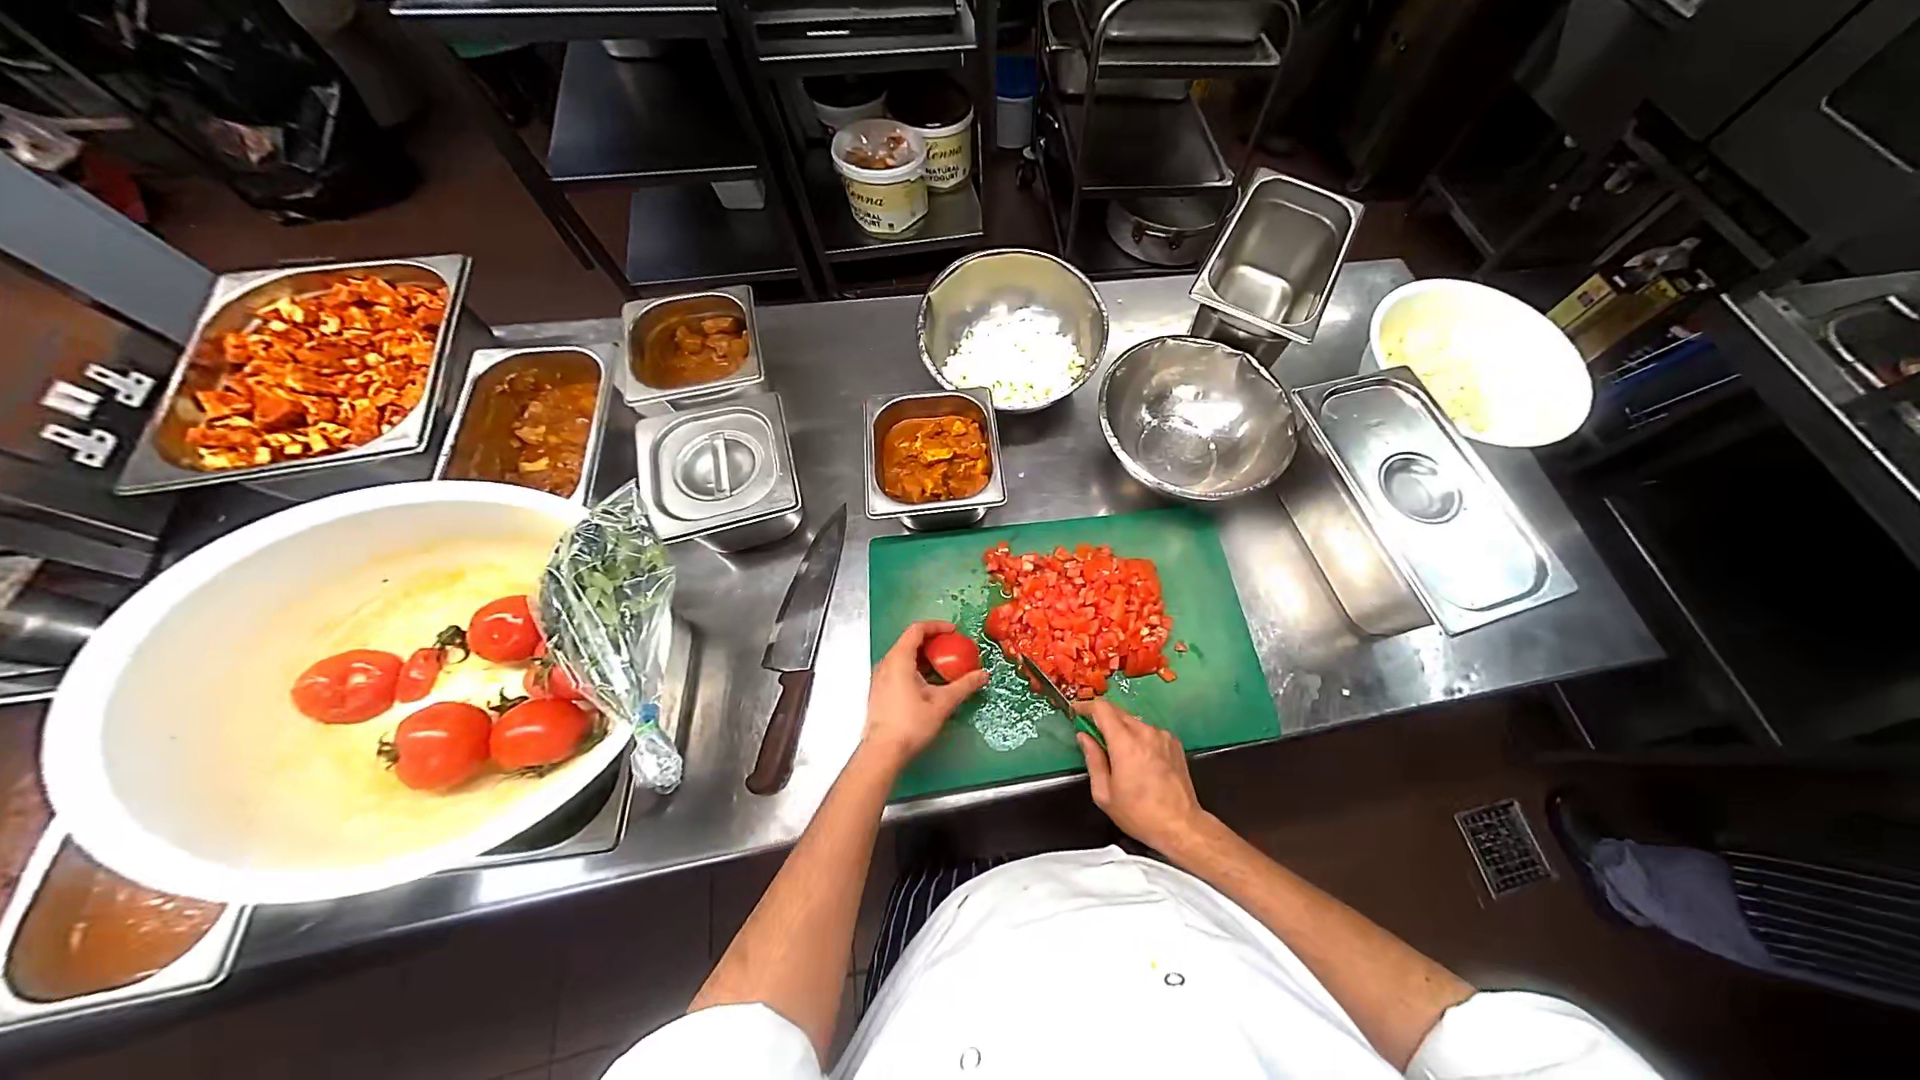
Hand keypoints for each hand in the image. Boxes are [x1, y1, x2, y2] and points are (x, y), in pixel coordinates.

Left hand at [861, 621, 988, 772]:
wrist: (883, 751)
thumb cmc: (910, 724)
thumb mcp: (942, 703)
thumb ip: (964, 685)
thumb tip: (983, 675)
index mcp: (898, 660)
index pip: (916, 630)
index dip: (937, 626)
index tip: (953, 631)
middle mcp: (885, 664)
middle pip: (909, 641)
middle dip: (933, 642)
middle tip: (952, 647)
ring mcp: (880, 677)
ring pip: (903, 656)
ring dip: (925, 657)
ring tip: (944, 666)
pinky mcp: (879, 690)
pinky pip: (898, 669)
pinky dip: (915, 668)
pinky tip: (930, 683)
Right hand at [1076, 701, 1215, 856]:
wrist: (1181, 825)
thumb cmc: (1139, 813)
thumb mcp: (1104, 792)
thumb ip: (1093, 759)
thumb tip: (1084, 738)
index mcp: (1125, 743)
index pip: (1102, 709)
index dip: (1086, 707)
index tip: (1077, 712)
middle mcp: (1145, 732)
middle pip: (1118, 712)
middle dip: (1102, 718)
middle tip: (1092, 734)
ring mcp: (1163, 736)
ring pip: (1134, 722)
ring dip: (1121, 729)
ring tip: (1116, 751)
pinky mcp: (1174, 743)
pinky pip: (1149, 732)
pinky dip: (1139, 737)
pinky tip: (1138, 758)